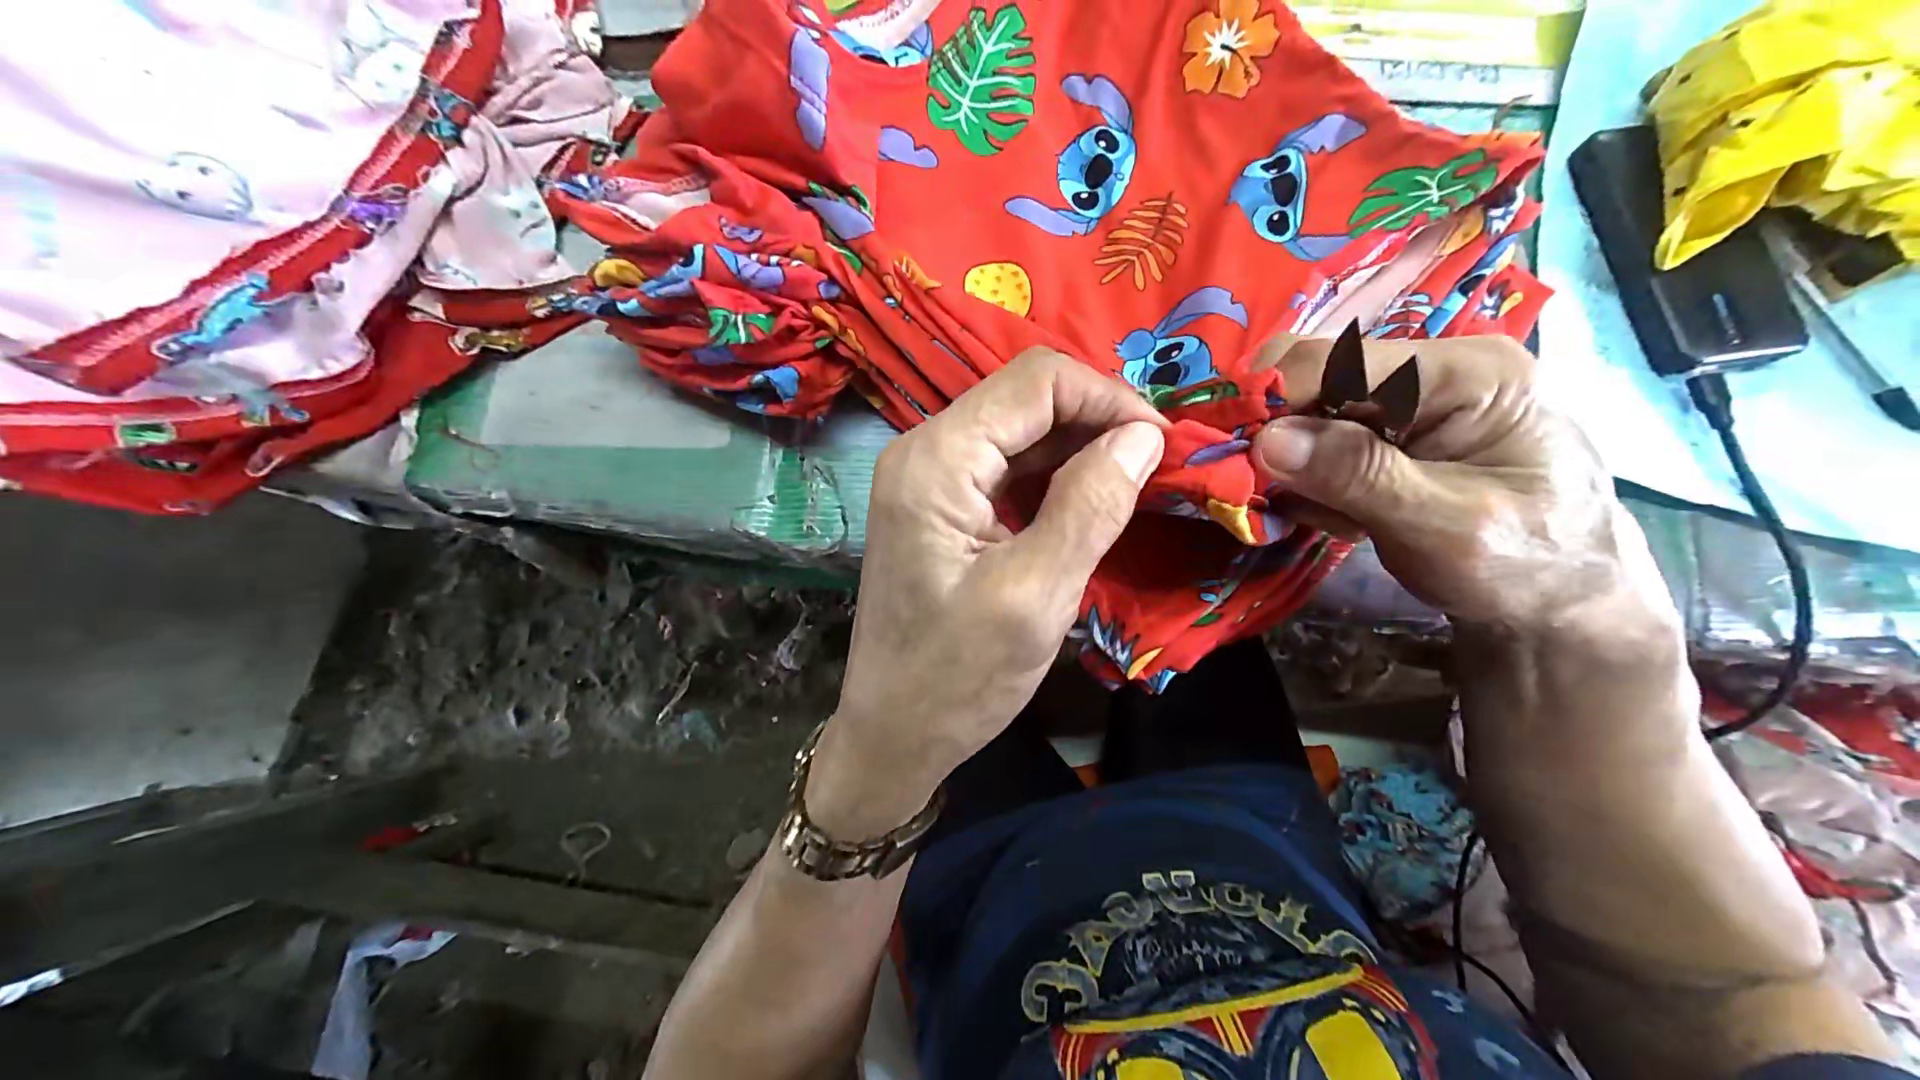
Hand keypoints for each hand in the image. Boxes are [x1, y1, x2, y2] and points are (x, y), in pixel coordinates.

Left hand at [808, 349, 1166, 836]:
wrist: (894, 734)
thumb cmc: (957, 678)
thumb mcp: (1035, 597)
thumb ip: (1089, 506)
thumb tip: (1143, 436)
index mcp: (936, 459)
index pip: (1036, 381)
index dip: (1108, 397)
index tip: (1162, 446)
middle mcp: (925, 451)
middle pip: (1027, 398)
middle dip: (1098, 420)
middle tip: (1157, 466)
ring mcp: (931, 478)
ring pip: (1022, 431)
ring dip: (1082, 447)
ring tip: (1135, 486)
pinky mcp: (943, 507)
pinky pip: (1009, 468)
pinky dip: (1056, 476)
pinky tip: (1091, 503)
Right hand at [1253, 334, 1674, 637]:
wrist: (1561, 604)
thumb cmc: (1526, 567)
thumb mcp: (1445, 528)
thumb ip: (1359, 477)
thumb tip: (1266, 441)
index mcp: (1466, 372)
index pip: (1338, 360)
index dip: (1269, 398)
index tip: (1220, 452)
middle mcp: (1432, 369)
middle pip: (1313, 378)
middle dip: (1273, 433)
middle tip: (1256, 491)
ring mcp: (1407, 401)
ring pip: (1305, 412)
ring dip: (1288, 465)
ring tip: (1319, 515)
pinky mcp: (1389, 433)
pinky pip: (1316, 442)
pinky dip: (1305, 480)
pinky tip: (1337, 515)